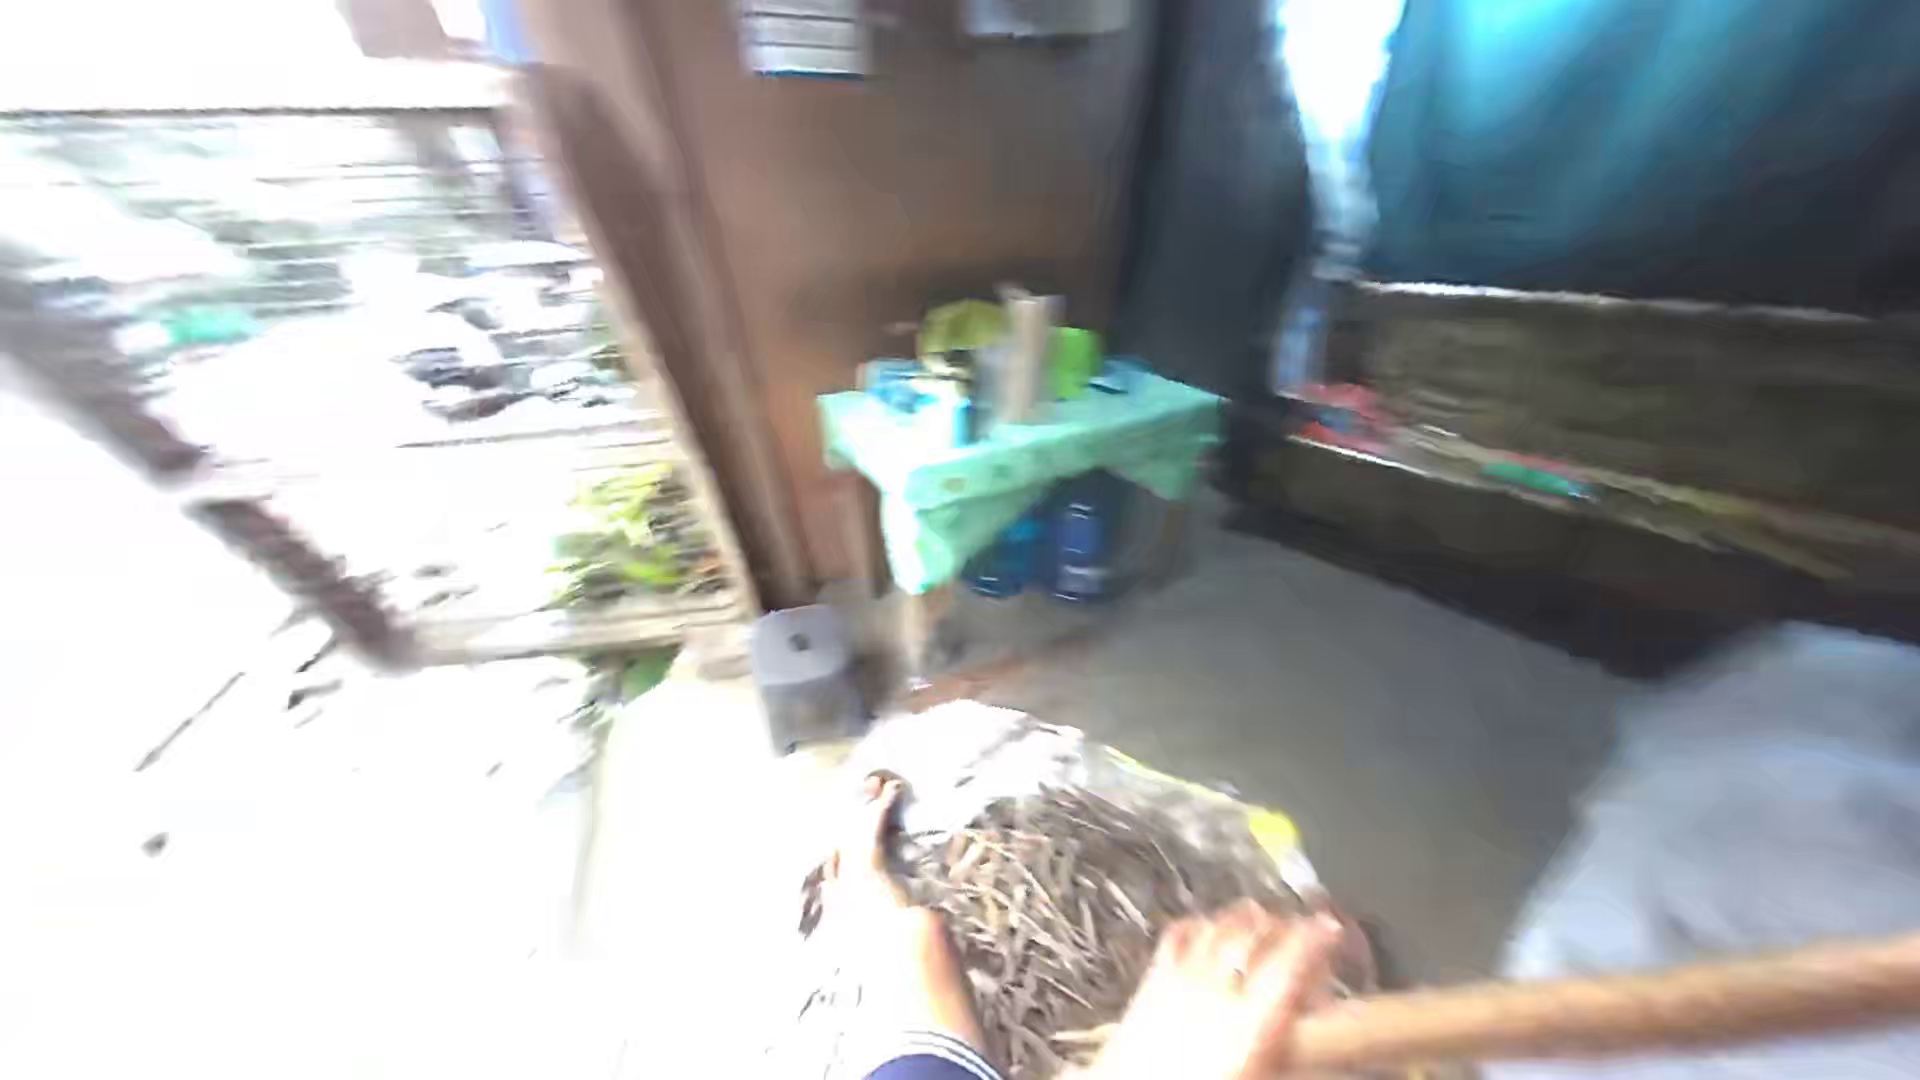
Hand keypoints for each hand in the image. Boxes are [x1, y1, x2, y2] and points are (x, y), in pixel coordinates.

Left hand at [1088, 901, 1342, 1079]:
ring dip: (1239, 917)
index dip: (1311, 941)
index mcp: (1251, 1025)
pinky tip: (1203, 923)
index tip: (1330, 925)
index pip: (1288, 969)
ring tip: (1257, 911)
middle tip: (1299, 922)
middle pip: (1251, 939)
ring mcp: (1181, 976)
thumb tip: (1299, 1023)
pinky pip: (1175, 935)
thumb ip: (1281, 1045)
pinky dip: (1195, 924)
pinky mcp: (1152, 977)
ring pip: (1214, 929)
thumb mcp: (1257, 1070)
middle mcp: (1217, 989)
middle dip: (1278, 924)